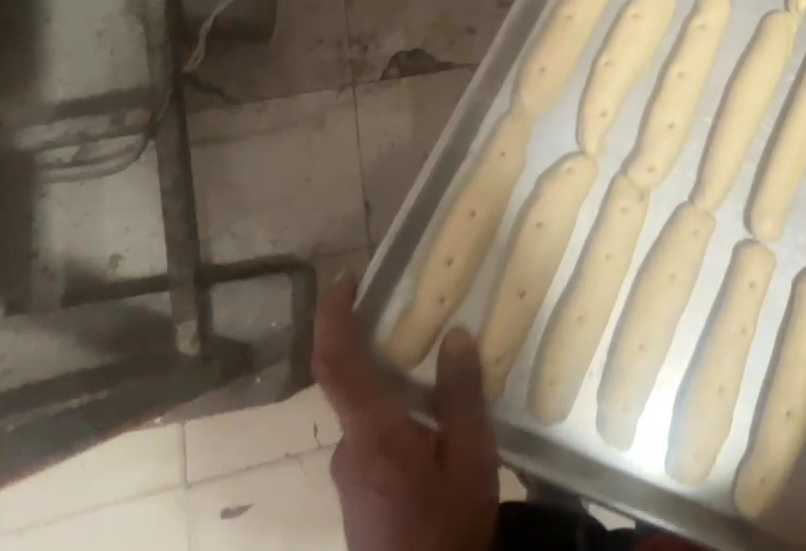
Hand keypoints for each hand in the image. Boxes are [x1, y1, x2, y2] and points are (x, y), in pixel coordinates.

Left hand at [314, 275, 497, 550]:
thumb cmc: (449, 527)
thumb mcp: (472, 459)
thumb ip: (461, 396)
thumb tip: (455, 335)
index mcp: (373, 433)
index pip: (336, 363)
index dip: (333, 317)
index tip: (345, 278)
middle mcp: (349, 447)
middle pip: (355, 382)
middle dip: (383, 346)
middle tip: (425, 318)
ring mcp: (350, 471)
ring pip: (370, 411)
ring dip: (397, 385)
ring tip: (446, 373)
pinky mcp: (360, 488)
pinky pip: (375, 433)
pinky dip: (400, 413)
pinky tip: (440, 424)